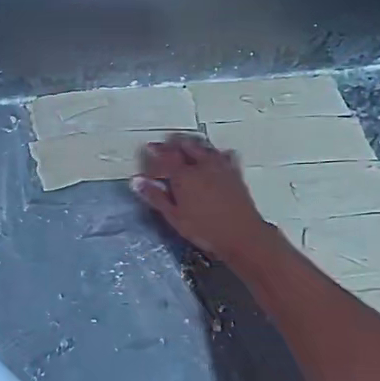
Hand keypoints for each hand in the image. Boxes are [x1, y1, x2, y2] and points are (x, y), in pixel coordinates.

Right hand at [132, 133, 281, 262]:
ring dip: (192, 145)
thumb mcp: (174, 217)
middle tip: (165, 146)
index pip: (165, 156)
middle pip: (184, 146)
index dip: (155, 151)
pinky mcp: (235, 173)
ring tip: (186, 146)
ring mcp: (221, 167)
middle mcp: (201, 165)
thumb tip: (136, 181)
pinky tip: (216, 156)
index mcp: (183, 175)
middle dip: (173, 144)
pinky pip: (225, 155)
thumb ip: (156, 197)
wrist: (243, 236)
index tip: (148, 149)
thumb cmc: (205, 229)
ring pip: (204, 147)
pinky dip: (216, 153)